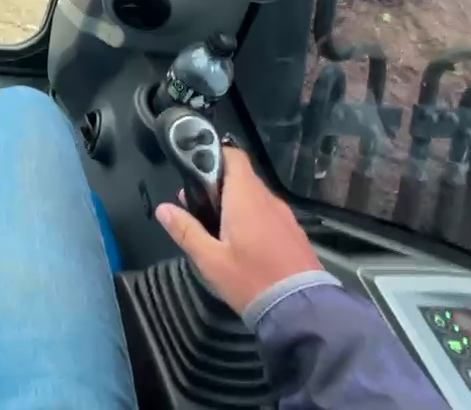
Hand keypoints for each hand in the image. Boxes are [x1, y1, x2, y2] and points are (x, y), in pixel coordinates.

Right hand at [156, 145, 321, 313]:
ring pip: (254, 199)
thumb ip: (186, 231)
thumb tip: (163, 209)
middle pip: (240, 178)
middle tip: (196, 208)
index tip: (193, 171)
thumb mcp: (211, 259)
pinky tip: (243, 247)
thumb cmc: (253, 280)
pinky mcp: (296, 237)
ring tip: (216, 231)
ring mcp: (286, 219)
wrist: (307, 316)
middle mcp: (268, 201)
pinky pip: (268, 217)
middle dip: (216, 187)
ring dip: (234, 205)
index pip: (232, 156)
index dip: (212, 155)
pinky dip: (252, 221)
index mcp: (246, 197)